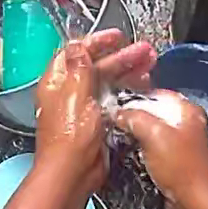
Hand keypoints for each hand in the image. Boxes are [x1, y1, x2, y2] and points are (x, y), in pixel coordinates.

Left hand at [34, 30, 155, 192]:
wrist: (73, 171)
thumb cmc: (69, 138)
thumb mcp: (75, 93)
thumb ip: (79, 66)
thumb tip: (78, 45)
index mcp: (57, 82)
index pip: (76, 52)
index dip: (97, 41)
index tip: (117, 37)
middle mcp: (69, 93)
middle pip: (96, 66)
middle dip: (121, 56)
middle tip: (144, 51)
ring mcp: (83, 108)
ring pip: (108, 83)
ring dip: (128, 72)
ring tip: (149, 64)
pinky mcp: (96, 123)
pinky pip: (114, 101)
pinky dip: (128, 92)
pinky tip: (143, 87)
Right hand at [113, 90, 207, 207]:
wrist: (196, 201)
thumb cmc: (182, 167)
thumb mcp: (153, 134)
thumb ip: (135, 118)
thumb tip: (120, 113)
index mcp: (188, 110)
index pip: (157, 94)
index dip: (135, 99)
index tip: (117, 107)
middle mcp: (188, 125)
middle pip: (155, 114)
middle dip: (135, 120)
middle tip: (117, 125)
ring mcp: (184, 144)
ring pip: (154, 134)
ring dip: (139, 138)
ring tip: (124, 142)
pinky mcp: (178, 162)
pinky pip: (156, 152)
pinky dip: (145, 154)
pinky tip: (136, 158)